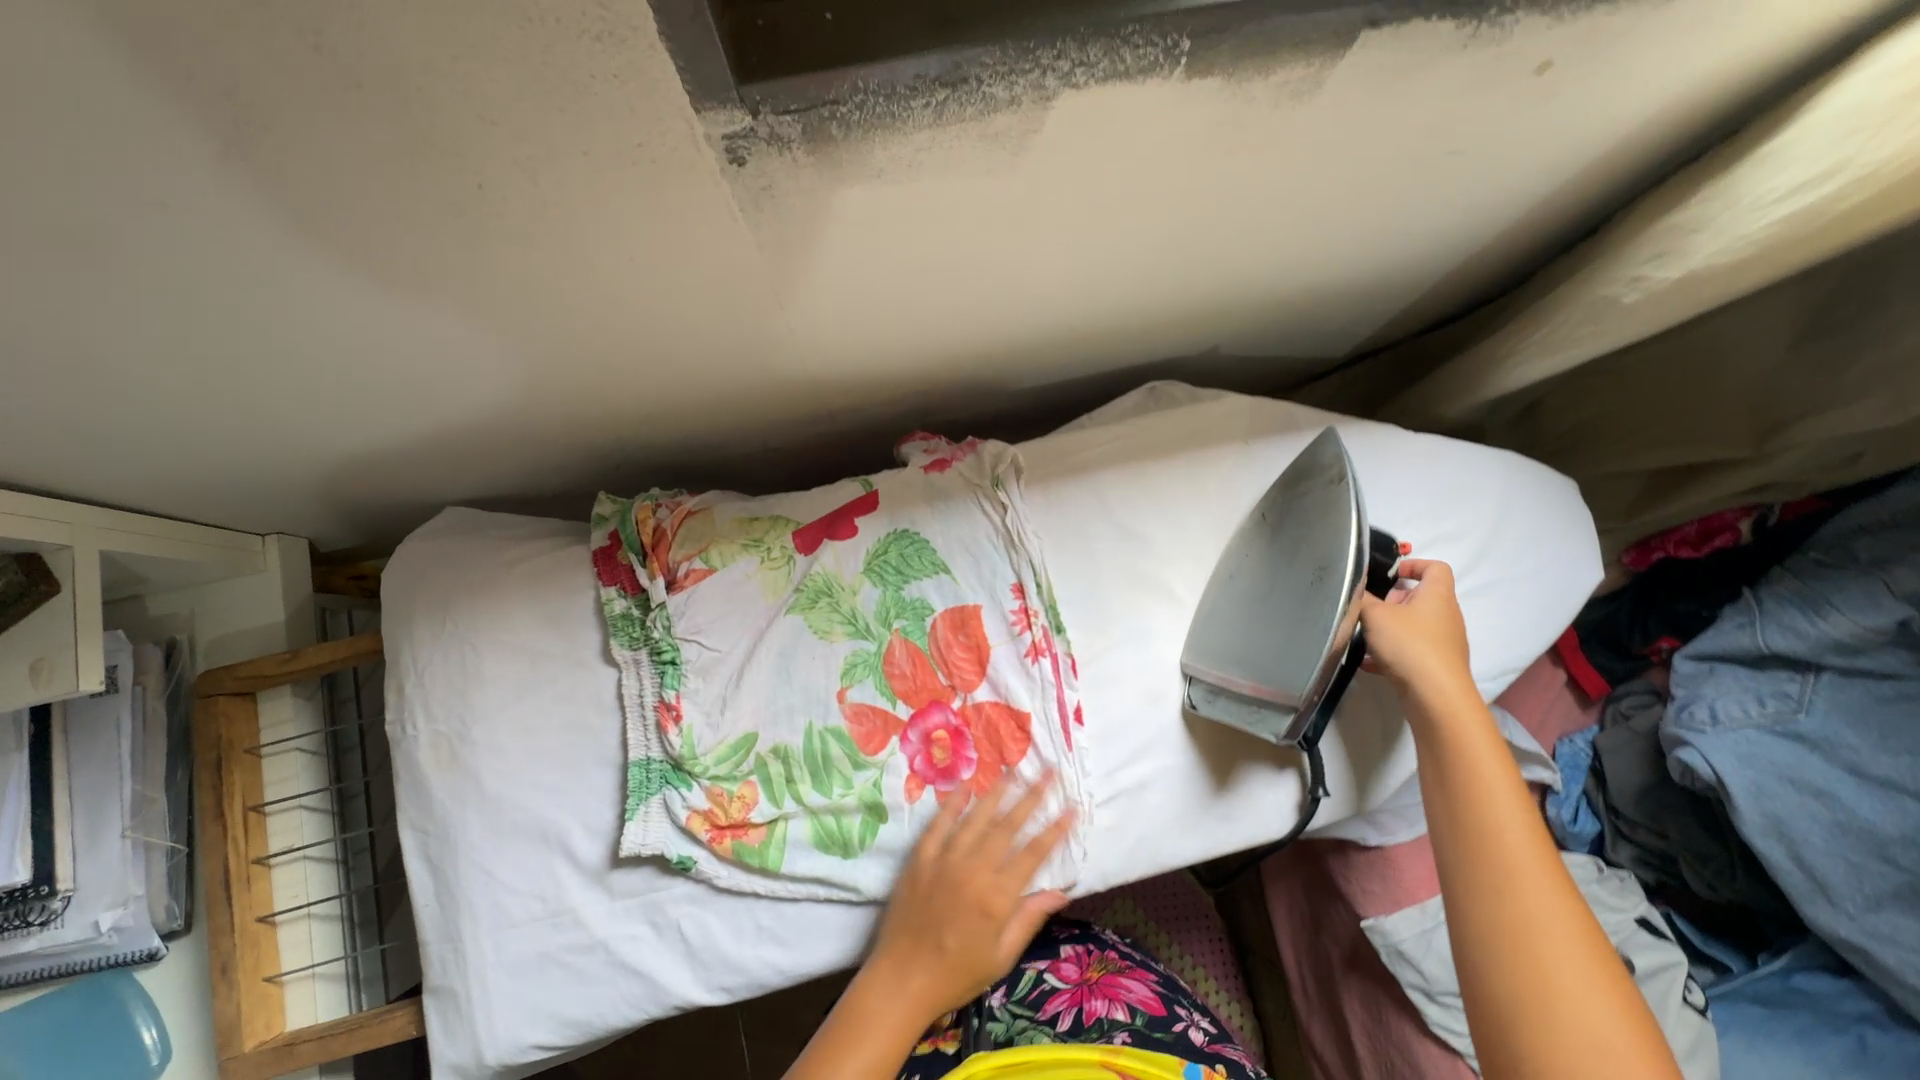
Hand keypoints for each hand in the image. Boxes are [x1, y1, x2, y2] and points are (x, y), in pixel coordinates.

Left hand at [866, 772, 1074, 1016]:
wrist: (901, 982)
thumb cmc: (956, 976)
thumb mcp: (1001, 956)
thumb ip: (1029, 918)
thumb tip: (1061, 891)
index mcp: (997, 896)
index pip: (1033, 853)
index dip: (1054, 829)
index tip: (1071, 807)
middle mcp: (973, 870)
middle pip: (1007, 826)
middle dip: (1031, 797)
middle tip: (1048, 771)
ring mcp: (943, 860)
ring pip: (975, 818)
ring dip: (997, 792)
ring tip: (1014, 769)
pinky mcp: (919, 859)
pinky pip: (938, 824)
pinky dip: (952, 804)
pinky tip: (965, 786)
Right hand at [1358, 558, 1474, 699]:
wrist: (1435, 695)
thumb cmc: (1409, 644)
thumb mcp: (1375, 616)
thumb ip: (1362, 599)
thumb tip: (1356, 590)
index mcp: (1437, 595)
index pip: (1435, 567)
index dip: (1413, 565)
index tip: (1389, 574)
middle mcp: (1446, 614)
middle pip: (1419, 597)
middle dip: (1391, 601)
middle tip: (1370, 610)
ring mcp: (1443, 640)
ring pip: (1413, 624)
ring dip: (1389, 627)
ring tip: (1366, 637)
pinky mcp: (1437, 663)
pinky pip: (1412, 648)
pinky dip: (1392, 651)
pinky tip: (1370, 662)